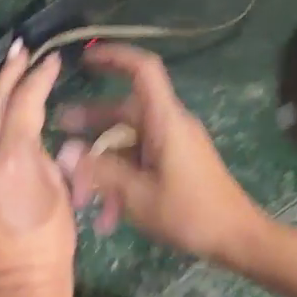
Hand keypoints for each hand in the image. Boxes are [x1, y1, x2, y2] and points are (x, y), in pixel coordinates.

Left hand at [0, 41, 75, 293]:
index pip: (24, 103)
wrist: (21, 275)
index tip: (48, 60)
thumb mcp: (59, 183)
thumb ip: (37, 147)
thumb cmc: (52, 233)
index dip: (37, 77)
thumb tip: (26, 122)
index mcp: (14, 159)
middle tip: (21, 54)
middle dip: (10, 75)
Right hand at [54, 43, 267, 263]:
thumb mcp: (138, 195)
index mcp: (165, 121)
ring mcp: (173, 147)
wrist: (237, 239)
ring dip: (103, 169)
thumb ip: (100, 171)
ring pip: (127, 144)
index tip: (84, 60)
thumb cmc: (190, 213)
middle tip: (59, 135)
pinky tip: (107, 218)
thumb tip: (65, 150)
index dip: (114, 56)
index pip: (143, 70)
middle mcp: (169, 126)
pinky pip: (139, 164)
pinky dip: (121, 183)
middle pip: (124, 112)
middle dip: (90, 127)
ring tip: (79, 197)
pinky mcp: (175, 166)